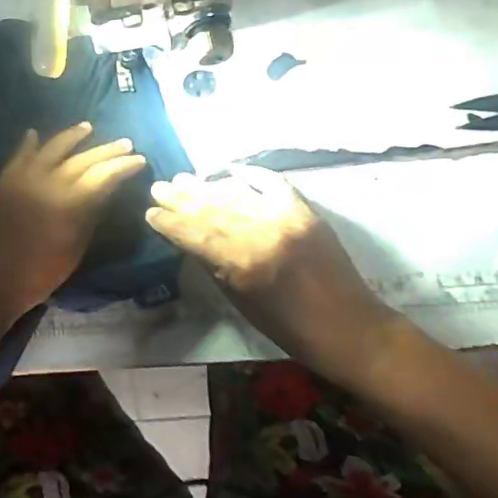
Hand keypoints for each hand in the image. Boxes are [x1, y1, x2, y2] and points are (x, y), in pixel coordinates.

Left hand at [0, 123, 148, 324]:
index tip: (139, 159)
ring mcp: (21, 179)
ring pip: (49, 150)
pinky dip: (28, 145)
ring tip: (88, 127)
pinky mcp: (3, 182)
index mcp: (68, 202)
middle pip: (80, 160)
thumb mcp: (76, 246)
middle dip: (104, 151)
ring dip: (70, 137)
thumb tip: (105, 189)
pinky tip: (34, 133)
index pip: (101, 175)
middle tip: (125, 143)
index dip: (122, 166)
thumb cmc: (41, 272)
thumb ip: (91, 213)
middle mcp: (45, 182)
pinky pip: (18, 157)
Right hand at [144, 168, 397, 383]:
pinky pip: (272, 184)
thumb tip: (184, 238)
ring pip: (235, 194)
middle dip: (182, 198)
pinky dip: (251, 174)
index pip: (194, 232)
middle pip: (211, 209)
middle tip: (159, 187)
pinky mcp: (305, 211)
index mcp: (242, 262)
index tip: (150, 212)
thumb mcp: (238, 299)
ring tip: (184, 179)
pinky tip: (230, 169)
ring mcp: (285, 218)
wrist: (348, 328)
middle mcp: (261, 232)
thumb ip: (210, 264)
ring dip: (207, 187)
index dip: (169, 222)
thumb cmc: (287, 326)